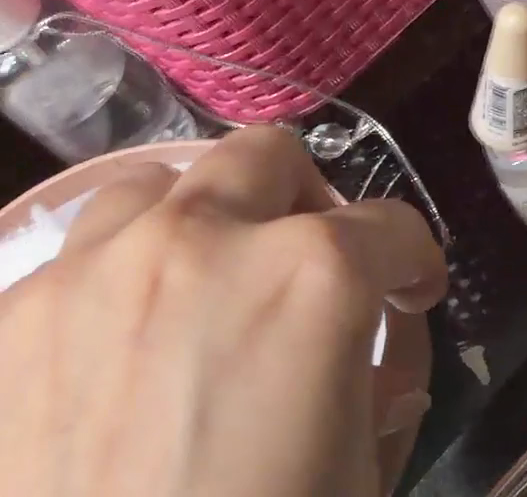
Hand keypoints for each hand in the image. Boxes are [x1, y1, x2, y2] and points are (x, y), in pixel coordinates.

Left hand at [0, 126, 447, 496]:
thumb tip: (360, 337)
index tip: (407, 300)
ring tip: (206, 290)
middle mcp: (205, 242)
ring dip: (198, 224)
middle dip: (307, 202)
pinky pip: (72, 266)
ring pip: (154, 187)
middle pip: (266, 157)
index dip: (414, 265)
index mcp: (318, 267)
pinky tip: (123, 352)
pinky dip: (115, 285)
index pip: (394, 224)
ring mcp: (89, 278)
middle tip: (308, 267)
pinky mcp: (2, 331)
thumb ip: (377, 359)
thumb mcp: (367, 441)